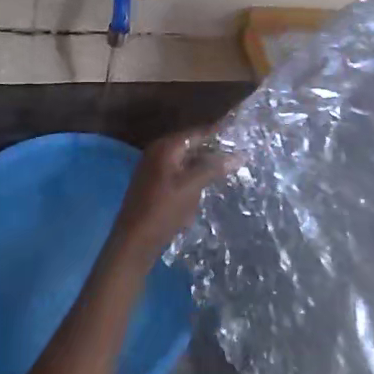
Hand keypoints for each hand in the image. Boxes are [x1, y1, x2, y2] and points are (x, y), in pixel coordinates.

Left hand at [109, 127, 231, 259]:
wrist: (135, 241)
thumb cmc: (163, 210)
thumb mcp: (191, 187)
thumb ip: (213, 168)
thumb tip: (238, 155)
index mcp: (165, 147)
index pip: (197, 133)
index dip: (218, 132)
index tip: (239, 132)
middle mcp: (157, 152)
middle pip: (191, 145)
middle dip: (213, 149)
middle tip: (238, 152)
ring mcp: (153, 168)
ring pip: (185, 160)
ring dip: (204, 163)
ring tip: (228, 167)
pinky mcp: (154, 184)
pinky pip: (179, 172)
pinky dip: (193, 174)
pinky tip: (208, 183)